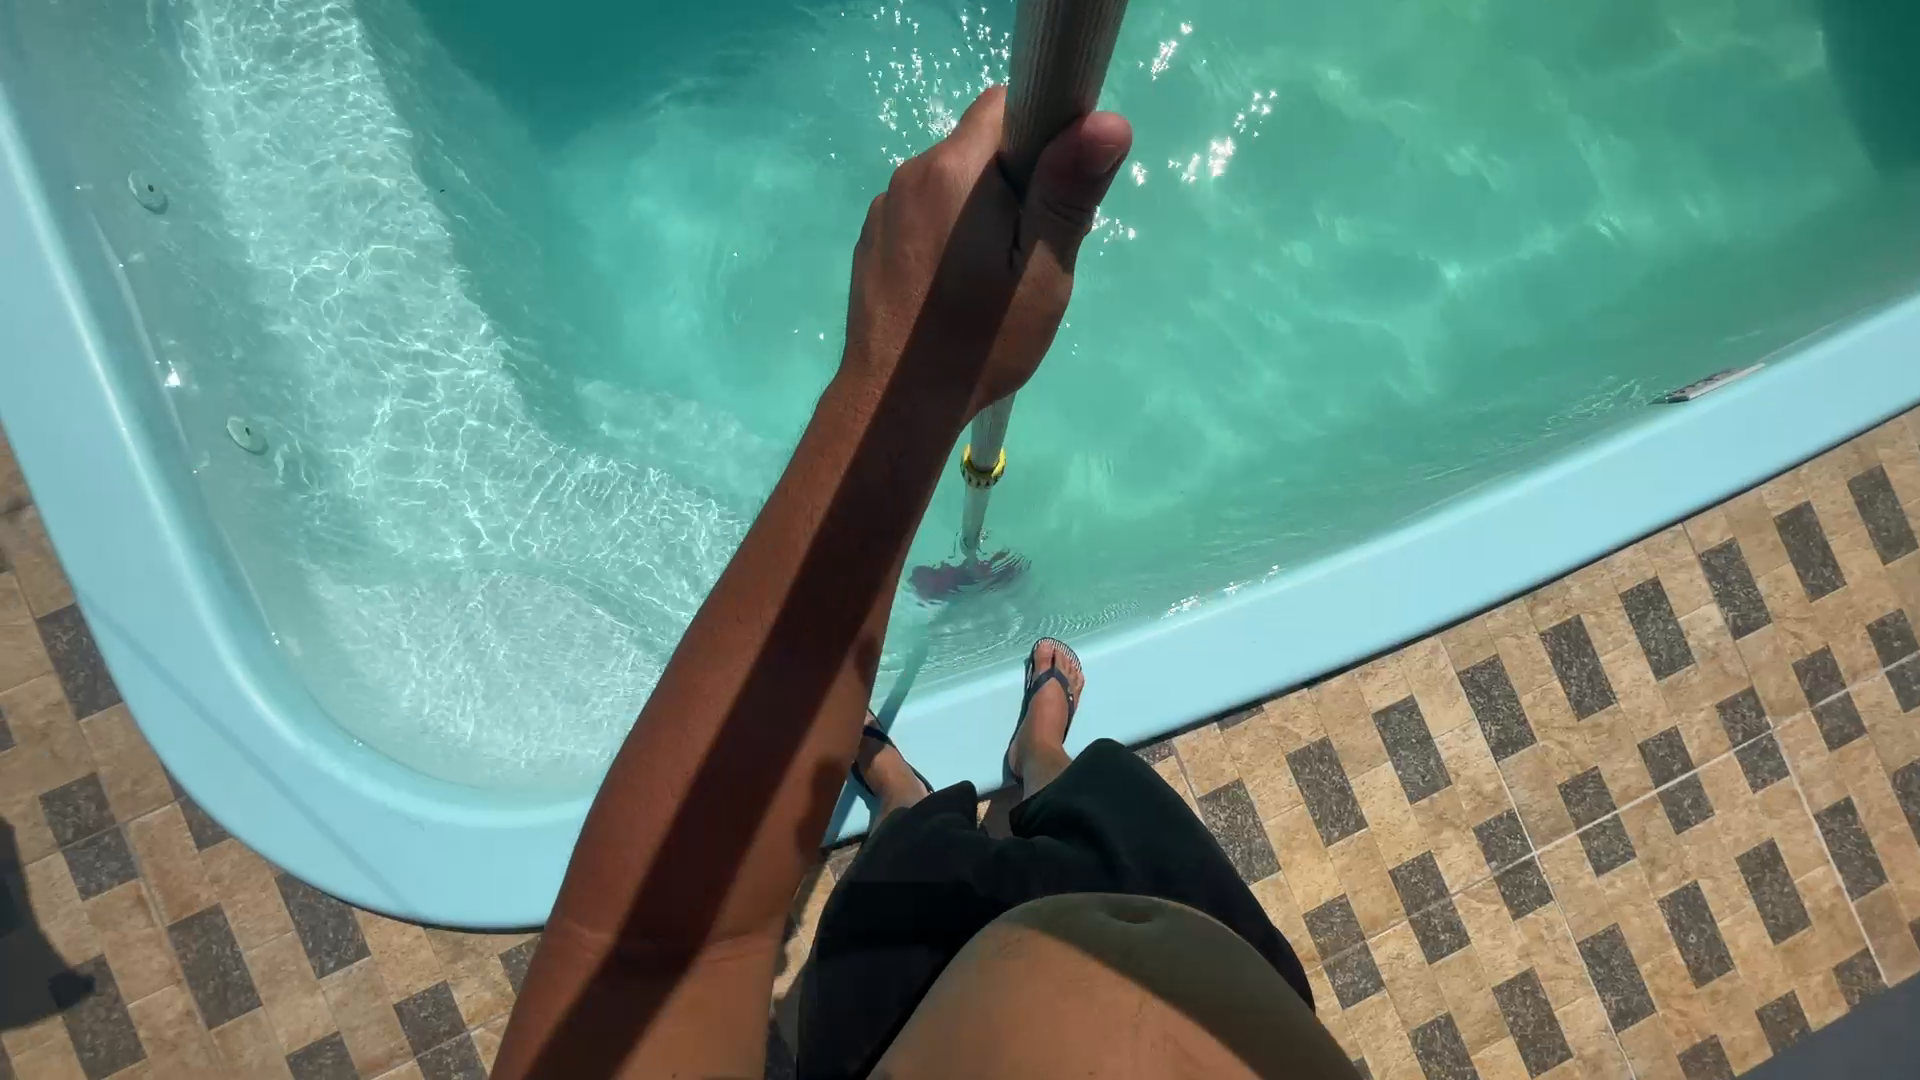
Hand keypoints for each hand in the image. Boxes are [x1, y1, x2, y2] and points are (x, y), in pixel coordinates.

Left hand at [841, 86, 1132, 419]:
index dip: (1041, 139)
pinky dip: (943, 238)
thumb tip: (1107, 121)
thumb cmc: (979, 344)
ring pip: (950, 186)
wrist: (895, 404)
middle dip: (1012, 186)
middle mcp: (910, 174)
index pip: (1007, 106)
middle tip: (1024, 257)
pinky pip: (922, 217)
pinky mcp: (870, 243)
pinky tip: (946, 293)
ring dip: (976, 215)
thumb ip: (1067, 197)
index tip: (1051, 198)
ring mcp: (884, 210)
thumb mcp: (1040, 278)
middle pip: (978, 150)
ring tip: (984, 284)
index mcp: (955, 171)